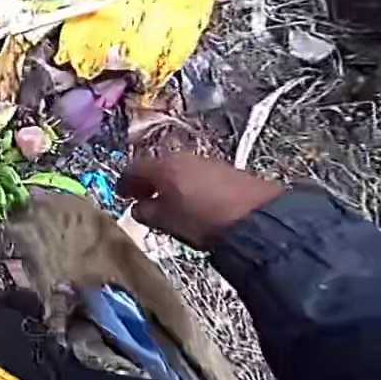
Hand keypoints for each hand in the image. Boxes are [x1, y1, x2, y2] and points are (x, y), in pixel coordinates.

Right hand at [117, 153, 283, 248]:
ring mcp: (205, 161)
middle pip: (157, 167)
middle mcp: (180, 158)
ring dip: (171, 184)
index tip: (121, 195)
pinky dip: (190, 186)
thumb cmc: (202, 219)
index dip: (124, 183)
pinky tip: (195, 202)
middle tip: (144, 198)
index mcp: (160, 167)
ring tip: (170, 203)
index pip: (132, 170)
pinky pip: (198, 176)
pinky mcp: (227, 170)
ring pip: (179, 171)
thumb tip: (138, 208)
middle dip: (149, 182)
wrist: (259, 218)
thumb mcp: (166, 221)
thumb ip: (146, 212)